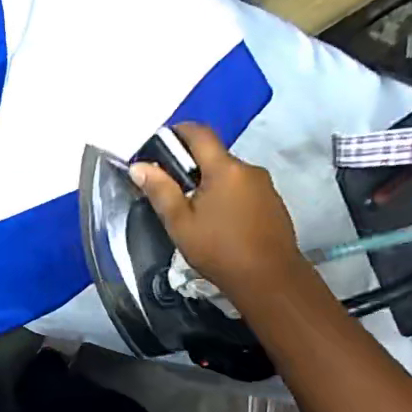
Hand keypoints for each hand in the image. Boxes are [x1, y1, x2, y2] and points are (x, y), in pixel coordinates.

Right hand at [131, 122, 300, 302]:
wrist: (269, 279)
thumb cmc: (219, 250)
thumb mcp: (180, 223)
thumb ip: (160, 191)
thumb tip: (139, 166)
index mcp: (224, 169)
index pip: (199, 133)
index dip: (177, 132)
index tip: (159, 145)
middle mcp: (248, 169)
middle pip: (214, 156)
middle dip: (191, 167)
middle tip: (171, 192)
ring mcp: (265, 186)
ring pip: (229, 175)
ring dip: (210, 185)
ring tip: (194, 214)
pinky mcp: (272, 203)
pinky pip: (243, 190)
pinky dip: (227, 198)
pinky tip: (219, 224)